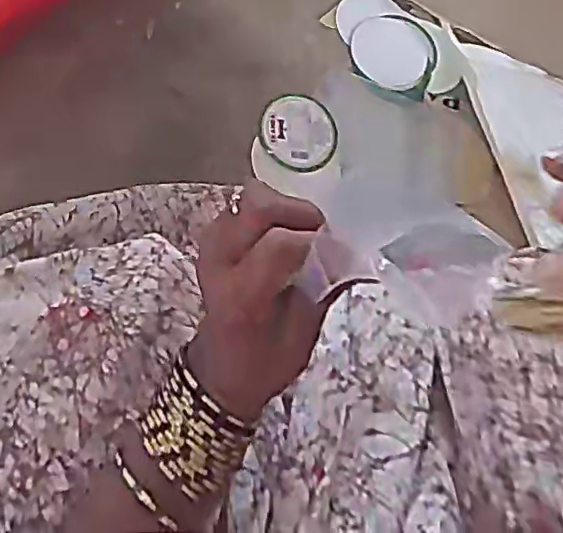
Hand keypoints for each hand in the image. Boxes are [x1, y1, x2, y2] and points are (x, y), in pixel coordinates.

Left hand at [188, 180, 340, 419]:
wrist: (221, 366)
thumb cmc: (265, 360)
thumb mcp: (303, 336)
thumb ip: (323, 287)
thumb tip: (351, 252)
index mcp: (241, 295)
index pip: (278, 244)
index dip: (314, 239)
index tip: (336, 248)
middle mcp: (219, 259)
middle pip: (258, 205)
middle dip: (298, 211)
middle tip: (320, 232)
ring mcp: (212, 241)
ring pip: (251, 196)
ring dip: (283, 207)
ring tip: (302, 232)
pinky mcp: (214, 232)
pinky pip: (245, 203)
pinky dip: (270, 210)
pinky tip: (284, 233)